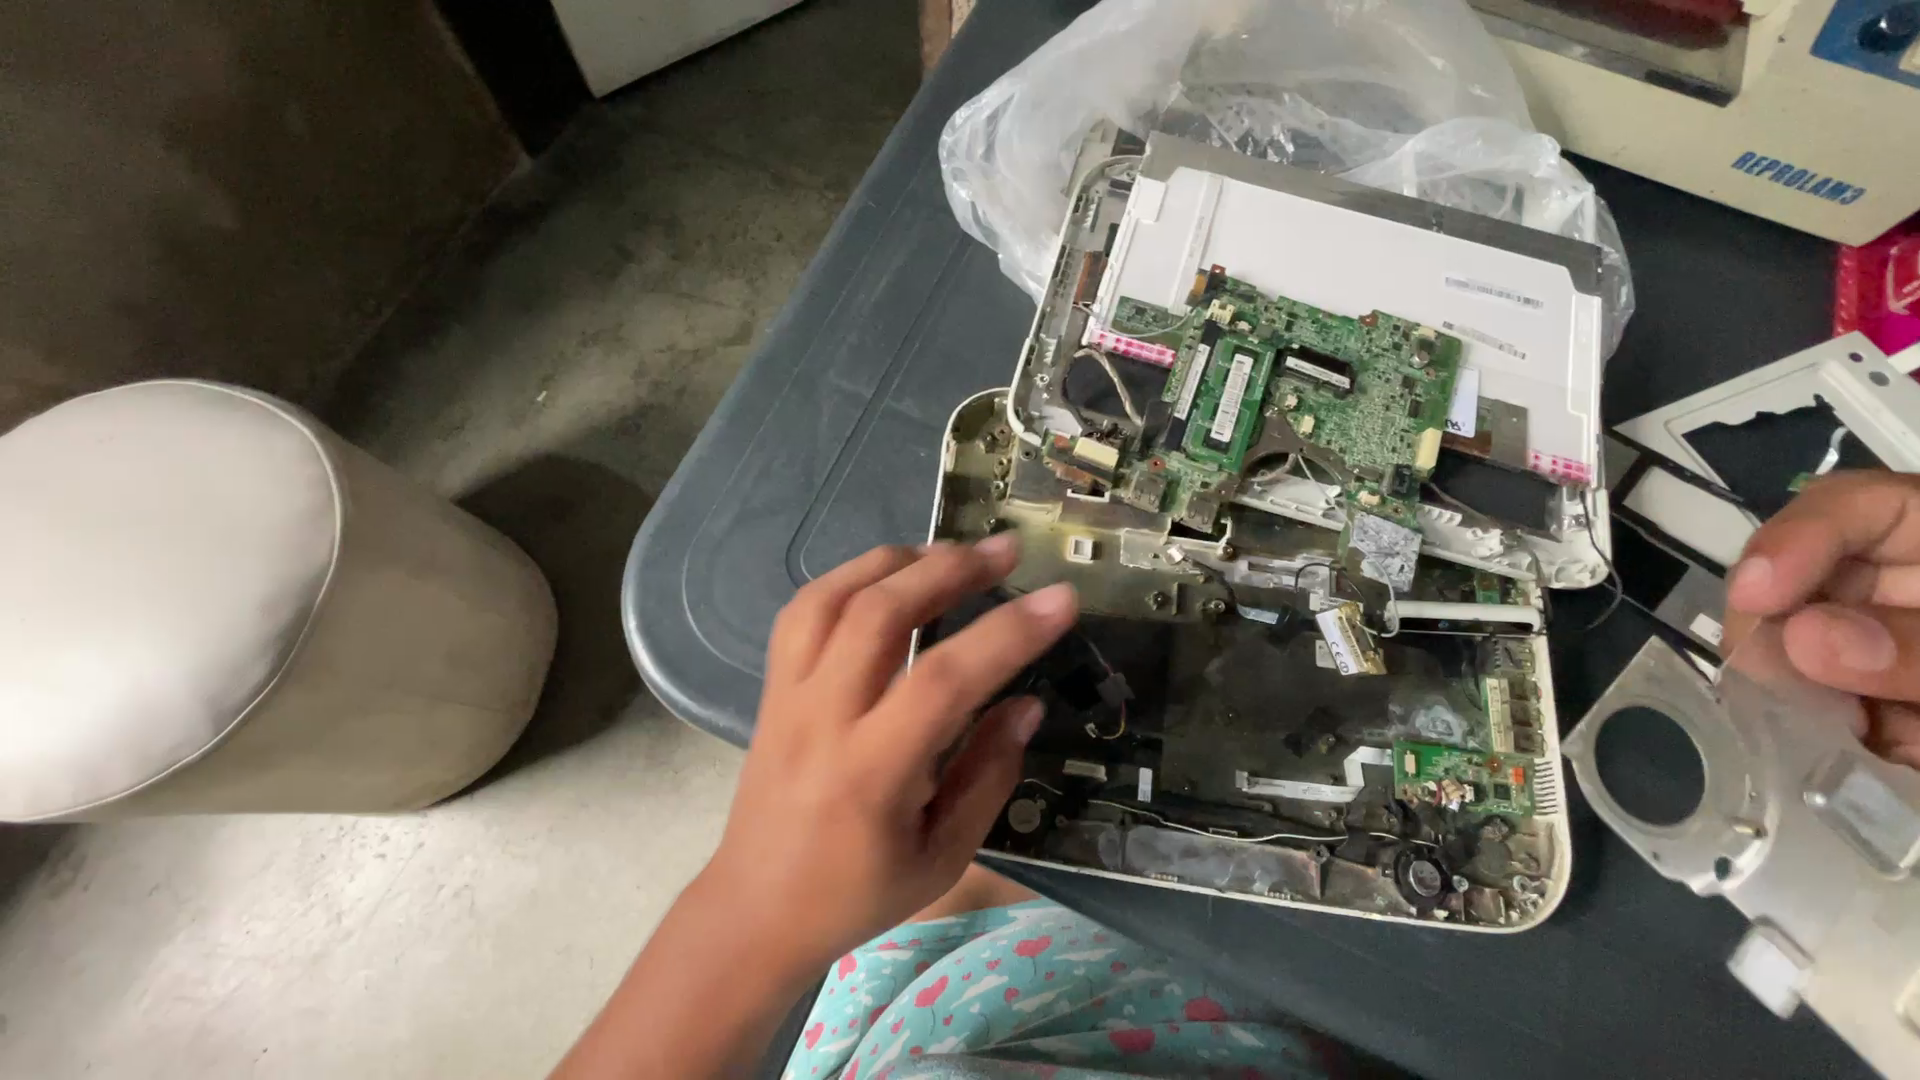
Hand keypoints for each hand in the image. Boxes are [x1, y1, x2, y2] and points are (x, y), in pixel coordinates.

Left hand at [700, 537, 1077, 972]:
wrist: (756, 909)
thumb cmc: (857, 893)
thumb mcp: (943, 855)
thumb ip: (988, 774)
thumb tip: (1027, 703)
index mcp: (871, 772)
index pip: (944, 680)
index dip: (1007, 633)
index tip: (1060, 598)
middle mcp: (822, 718)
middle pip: (879, 613)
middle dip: (951, 568)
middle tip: (1006, 549)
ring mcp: (788, 695)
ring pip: (833, 596)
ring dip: (897, 560)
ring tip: (951, 551)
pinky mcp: (772, 687)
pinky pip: (804, 610)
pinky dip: (850, 577)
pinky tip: (889, 575)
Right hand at [1724, 470, 1919, 769]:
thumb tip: (1799, 641)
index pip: (1850, 509)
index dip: (1790, 542)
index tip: (1756, 595)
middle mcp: (1901, 592)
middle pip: (1795, 589)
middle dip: (1777, 638)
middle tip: (1780, 687)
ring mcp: (1883, 654)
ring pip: (1793, 660)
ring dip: (1807, 704)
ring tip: (1852, 739)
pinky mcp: (1879, 712)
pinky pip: (1821, 719)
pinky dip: (1834, 745)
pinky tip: (1865, 759)